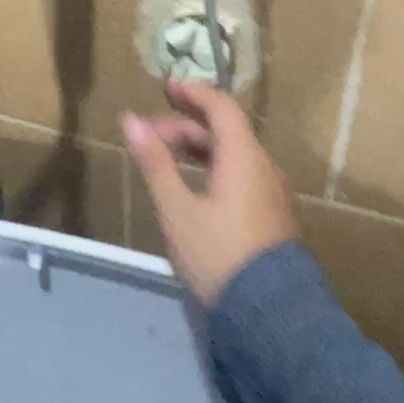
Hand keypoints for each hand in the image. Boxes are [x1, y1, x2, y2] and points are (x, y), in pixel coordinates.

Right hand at [122, 80, 297, 305]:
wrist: (270, 313)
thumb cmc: (218, 254)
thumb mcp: (177, 209)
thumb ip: (155, 162)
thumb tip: (131, 120)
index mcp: (243, 156)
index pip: (220, 106)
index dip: (192, 92)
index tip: (164, 88)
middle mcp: (263, 165)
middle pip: (224, 131)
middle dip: (185, 126)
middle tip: (149, 136)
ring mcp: (271, 192)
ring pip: (233, 154)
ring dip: (197, 149)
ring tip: (164, 161)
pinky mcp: (272, 215)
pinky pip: (241, 174)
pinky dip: (213, 168)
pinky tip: (192, 188)